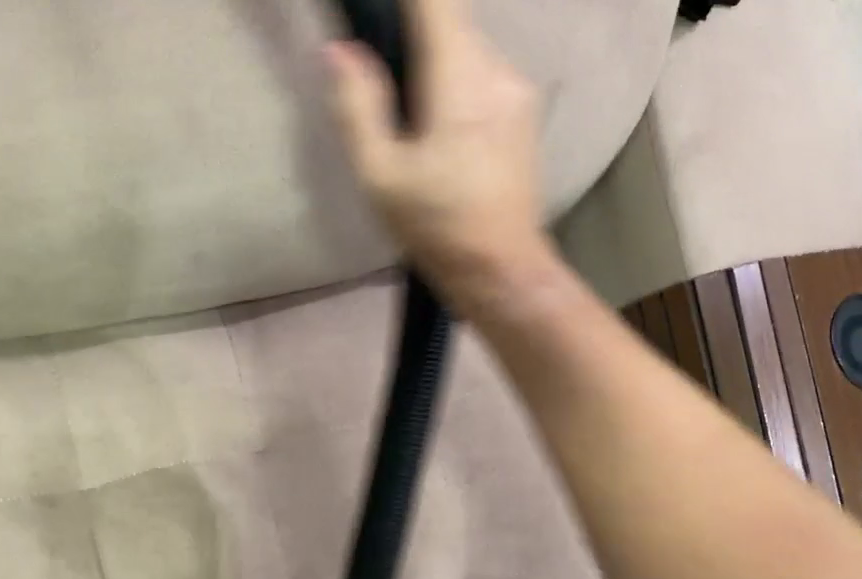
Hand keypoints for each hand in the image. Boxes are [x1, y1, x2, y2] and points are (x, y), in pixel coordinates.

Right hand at [325, 0, 554, 316]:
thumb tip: (339, 50)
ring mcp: (516, 89)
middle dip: (411, 38)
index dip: (404, 2)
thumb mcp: (380, 176)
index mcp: (459, 79)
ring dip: (431, 65)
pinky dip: (451, 85)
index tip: (373, 19)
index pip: (434, 1)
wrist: (500, 268)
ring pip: (465, 51)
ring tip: (403, 116)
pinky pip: (480, 76)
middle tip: (375, 79)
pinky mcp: (522, 112)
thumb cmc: (435, 226)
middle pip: (449, 24)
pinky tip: (434, 131)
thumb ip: (358, 108)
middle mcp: (496, 69)